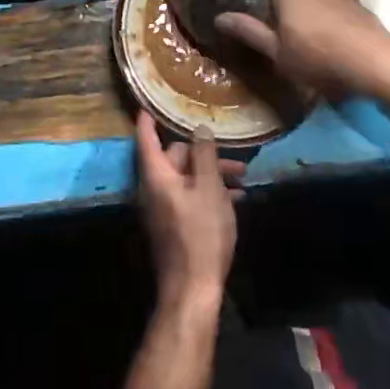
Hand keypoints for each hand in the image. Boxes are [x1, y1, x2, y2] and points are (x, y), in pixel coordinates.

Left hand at [134, 112, 244, 304]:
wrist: (192, 288)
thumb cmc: (201, 234)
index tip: (151, 100)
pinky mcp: (171, 224)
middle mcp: (152, 187)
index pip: (147, 136)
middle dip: (203, 153)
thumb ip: (204, 156)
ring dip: (210, 175)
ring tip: (243, 179)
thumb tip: (199, 128)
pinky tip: (235, 199)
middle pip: (173, 157)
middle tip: (236, 159)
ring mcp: (160, 207)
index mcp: (155, 174)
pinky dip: (207, 193)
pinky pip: (187, 197)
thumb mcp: (209, 189)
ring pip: (185, 178)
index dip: (149, 117)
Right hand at [213, 0, 389, 100]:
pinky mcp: (363, 11)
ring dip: (312, 9)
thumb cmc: (319, 59)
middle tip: (281, 21)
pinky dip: (333, 19)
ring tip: (309, 33)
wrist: (378, 65)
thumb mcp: (278, 53)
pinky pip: (340, 9)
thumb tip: (219, 16)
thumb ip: (250, 32)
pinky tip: (335, 41)